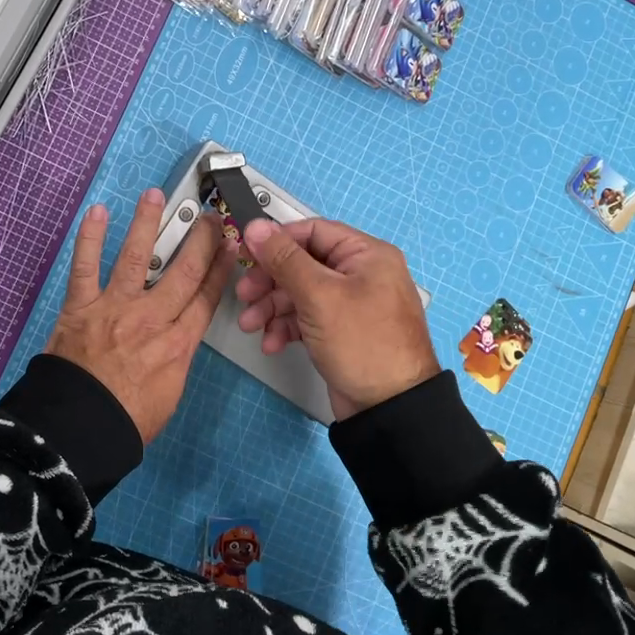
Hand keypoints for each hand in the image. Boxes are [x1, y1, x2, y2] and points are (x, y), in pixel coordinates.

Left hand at [46, 189, 234, 442]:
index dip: (219, 268)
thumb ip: (175, 357)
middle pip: (183, 271)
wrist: (79, 429)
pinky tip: (97, 213)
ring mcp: (115, 307)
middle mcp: (151, 318)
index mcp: (177, 344)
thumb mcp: (170, 394)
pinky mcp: (81, 306)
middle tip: (206, 216)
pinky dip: (90, 238)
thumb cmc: (127, 422)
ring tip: (155, 196)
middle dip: (199, 240)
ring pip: (136, 257)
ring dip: (147, 223)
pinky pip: (86, 266)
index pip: (205, 297)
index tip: (228, 245)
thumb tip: (177, 335)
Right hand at [235, 219, 437, 420]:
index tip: (245, 253)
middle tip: (244, 295)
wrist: (390, 409)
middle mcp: (360, 274)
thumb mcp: (319, 295)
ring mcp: (350, 304)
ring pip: (300, 292)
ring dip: (272, 307)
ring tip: (250, 326)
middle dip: (270, 281)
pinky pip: (307, 317)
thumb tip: (255, 225)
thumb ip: (284, 259)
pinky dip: (286, 327)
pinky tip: (271, 342)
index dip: (277, 241)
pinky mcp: (340, 331)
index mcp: (366, 255)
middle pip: (302, 264)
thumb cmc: (360, 342)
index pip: (312, 232)